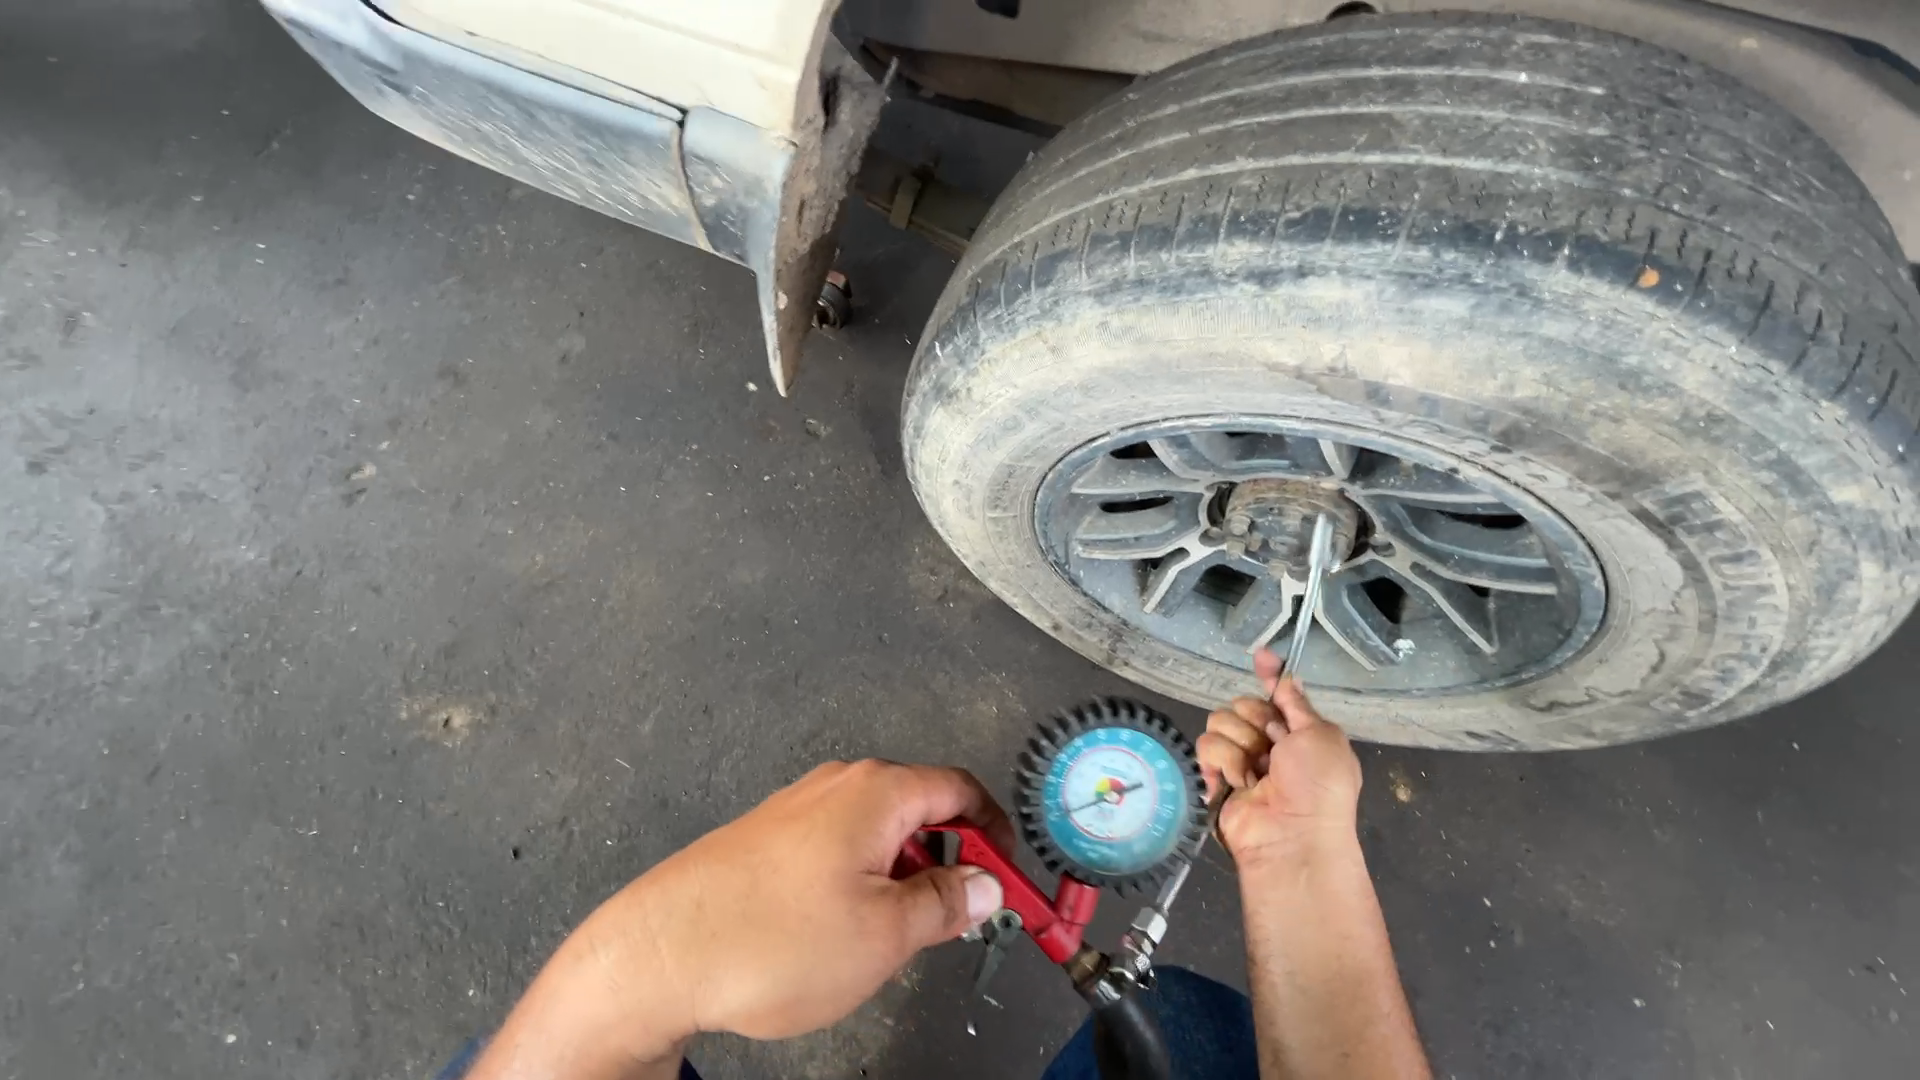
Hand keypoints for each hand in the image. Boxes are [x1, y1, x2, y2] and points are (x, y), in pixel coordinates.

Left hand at [634, 760, 1011, 1040]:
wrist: (659, 951)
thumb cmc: (771, 938)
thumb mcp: (885, 933)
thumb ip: (946, 903)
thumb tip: (984, 886)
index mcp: (878, 792)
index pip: (962, 791)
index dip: (995, 834)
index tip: (1008, 877)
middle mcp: (840, 784)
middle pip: (921, 807)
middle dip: (950, 858)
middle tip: (957, 915)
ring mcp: (801, 805)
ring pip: (878, 830)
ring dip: (904, 872)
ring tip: (895, 932)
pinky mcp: (772, 834)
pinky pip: (839, 844)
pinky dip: (863, 876)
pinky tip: (842, 927)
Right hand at [1197, 647, 1361, 867]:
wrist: (1292, 835)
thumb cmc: (1317, 785)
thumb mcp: (1321, 736)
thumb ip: (1296, 702)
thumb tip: (1285, 672)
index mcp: (1297, 732)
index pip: (1276, 692)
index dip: (1268, 674)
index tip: (1261, 656)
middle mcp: (1266, 742)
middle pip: (1240, 703)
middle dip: (1254, 722)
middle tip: (1272, 748)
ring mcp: (1239, 758)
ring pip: (1219, 722)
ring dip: (1239, 747)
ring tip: (1255, 774)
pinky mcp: (1214, 775)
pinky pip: (1205, 747)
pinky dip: (1221, 764)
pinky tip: (1235, 783)